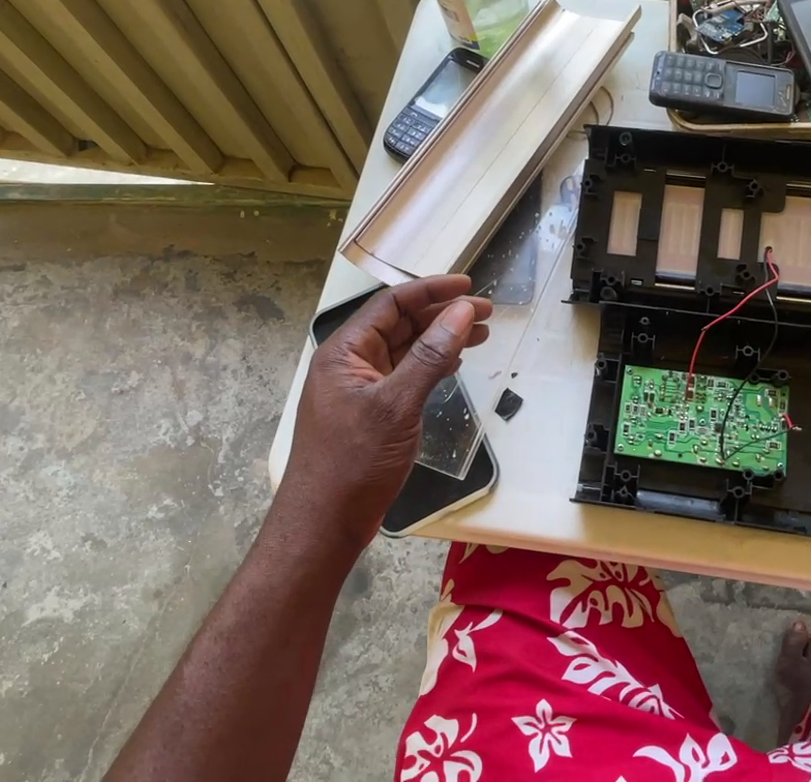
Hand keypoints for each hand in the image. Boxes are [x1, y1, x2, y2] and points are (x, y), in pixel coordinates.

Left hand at [280, 276, 492, 544]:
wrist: (324, 525)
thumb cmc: (353, 462)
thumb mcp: (397, 404)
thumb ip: (430, 356)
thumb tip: (461, 312)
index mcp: (344, 351)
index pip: (391, 304)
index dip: (431, 290)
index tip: (468, 286)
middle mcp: (350, 363)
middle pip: (401, 324)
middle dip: (443, 314)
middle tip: (486, 312)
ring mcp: (361, 389)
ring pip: (406, 350)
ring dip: (442, 340)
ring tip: (482, 334)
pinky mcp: (372, 412)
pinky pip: (406, 375)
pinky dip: (433, 365)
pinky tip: (455, 363)